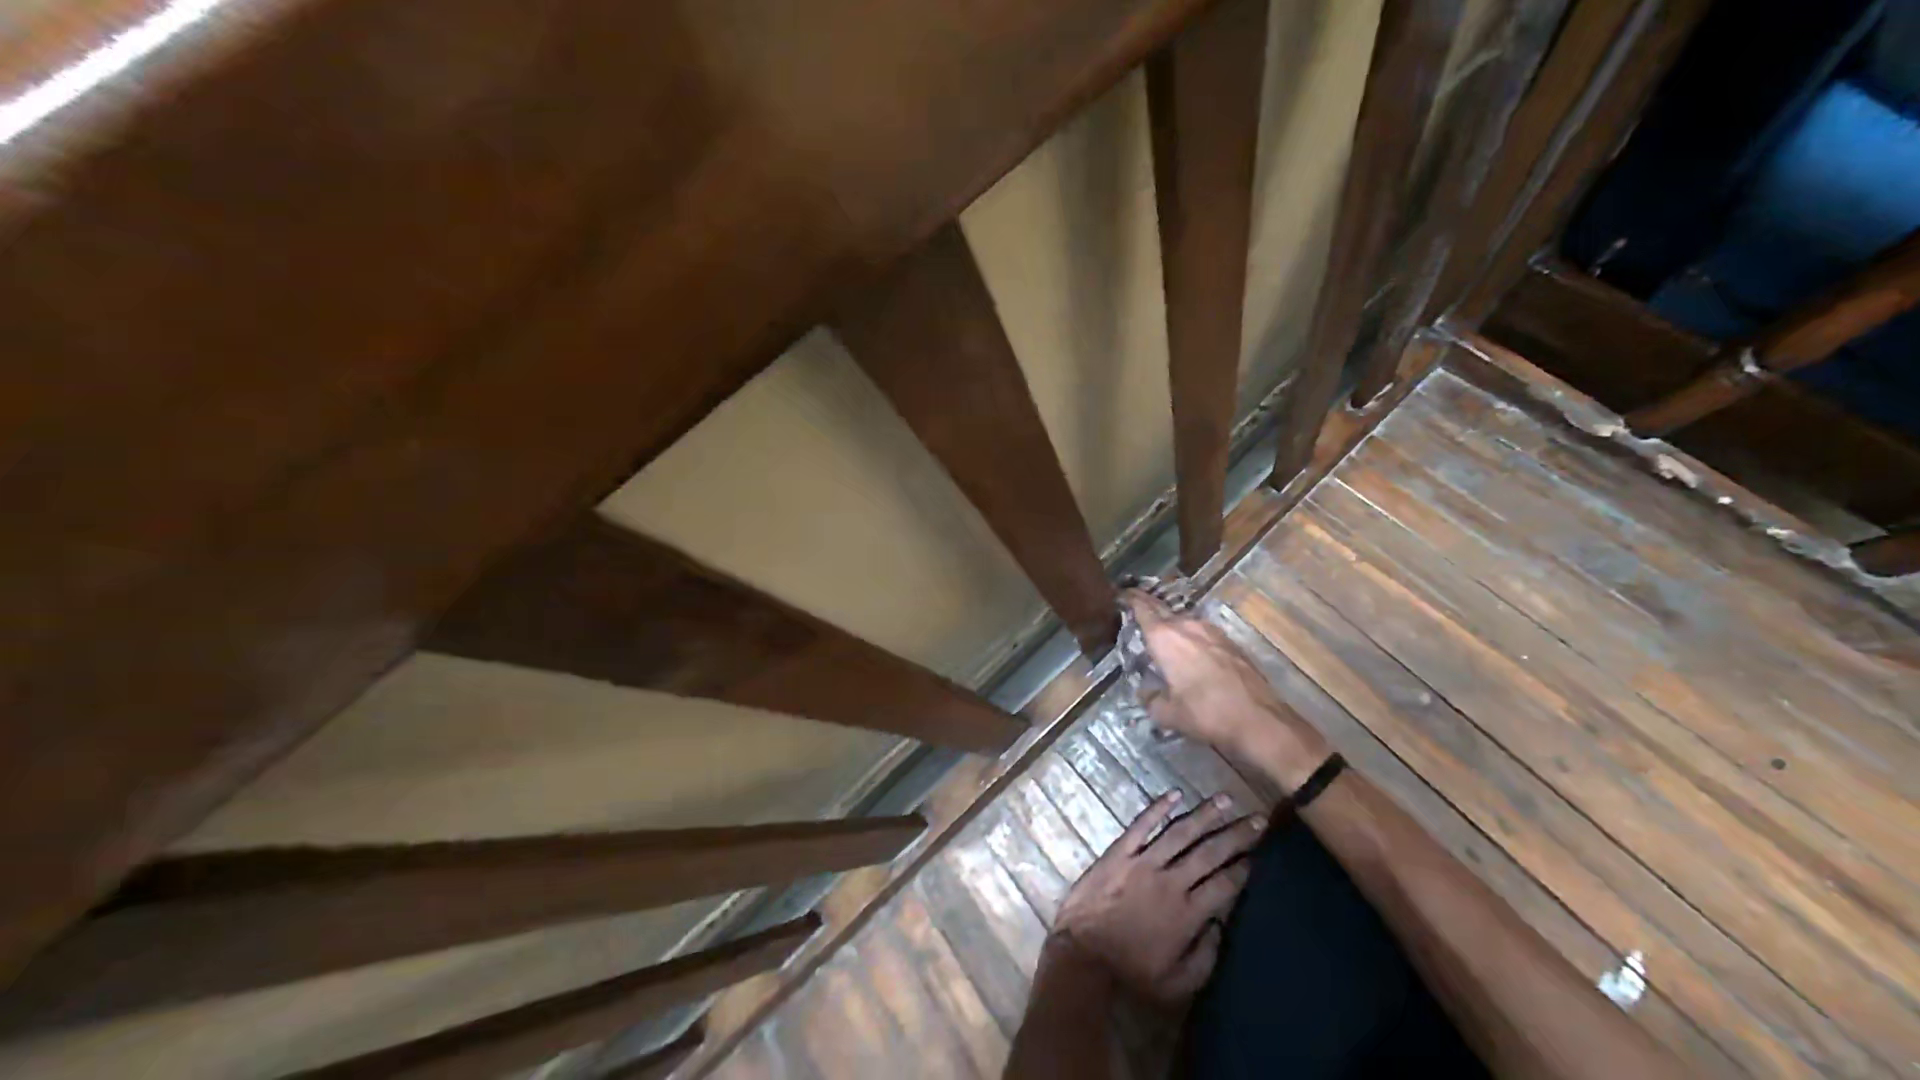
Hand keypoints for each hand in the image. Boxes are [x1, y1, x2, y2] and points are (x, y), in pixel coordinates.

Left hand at [1051, 790, 1264, 1003]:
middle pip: (1210, 852)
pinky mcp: (1118, 853)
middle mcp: (1171, 882)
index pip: (1226, 884)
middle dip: (1237, 835)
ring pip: (1180, 832)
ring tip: (1226, 799)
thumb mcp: (1178, 983)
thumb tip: (1221, 925)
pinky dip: (1158, 808)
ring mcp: (1143, 863)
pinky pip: (1141, 825)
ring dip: (1205, 814)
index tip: (1260, 855)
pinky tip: (1175, 793)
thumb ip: (1206, 956)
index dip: (1245, 868)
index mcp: (1188, 914)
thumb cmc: (1131, 972)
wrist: (1083, 955)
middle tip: (1258, 819)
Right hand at [1124, 590, 1329, 789]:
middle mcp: (1187, 626)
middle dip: (1147, 606)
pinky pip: (1202, 631)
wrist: (1258, 719)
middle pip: (1162, 609)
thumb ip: (1150, 698)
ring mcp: (1213, 631)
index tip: (1120, 595)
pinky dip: (1191, 635)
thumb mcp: (1167, 713)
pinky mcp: (1231, 642)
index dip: (1129, 599)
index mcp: (1165, 638)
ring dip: (1171, 623)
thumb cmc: (1206, 713)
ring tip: (1162, 633)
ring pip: (1184, 620)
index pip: (1141, 608)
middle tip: (1135, 607)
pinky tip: (1191, 649)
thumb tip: (1146, 690)